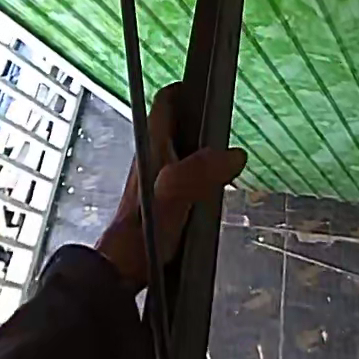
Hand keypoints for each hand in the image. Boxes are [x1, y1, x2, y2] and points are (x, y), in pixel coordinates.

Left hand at [94, 84, 247, 290]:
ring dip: (195, 150)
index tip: (206, 90)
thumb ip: (203, 170)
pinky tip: (207, 191)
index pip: (166, 101)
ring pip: (175, 149)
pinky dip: (192, 174)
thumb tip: (236, 154)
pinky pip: (176, 173)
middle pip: (173, 123)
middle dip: (196, 122)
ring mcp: (150, 176)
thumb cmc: (145, 227)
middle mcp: (148, 153)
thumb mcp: (177, 192)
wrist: (122, 269)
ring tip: (221, 159)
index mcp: (152, 142)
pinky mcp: (153, 199)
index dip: (184, 90)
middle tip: (222, 128)